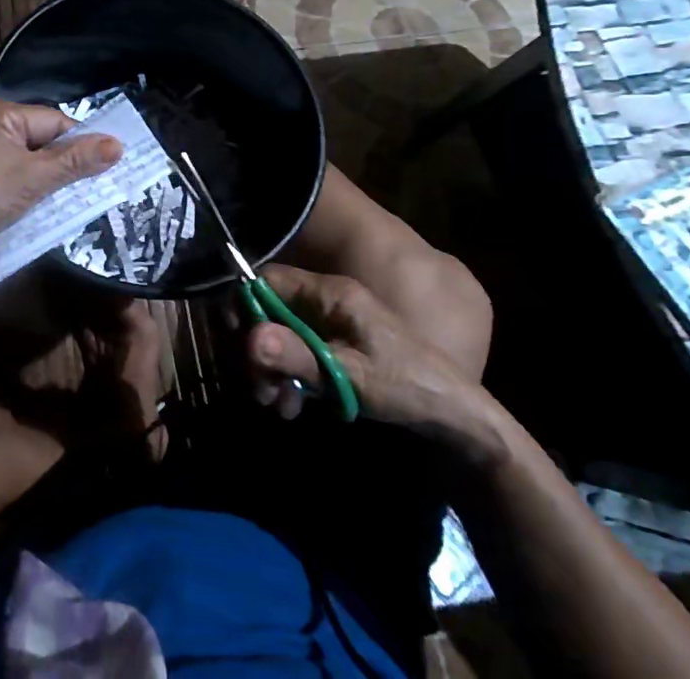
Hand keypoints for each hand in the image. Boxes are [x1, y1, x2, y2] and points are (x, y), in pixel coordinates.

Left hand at [0, 99, 122, 243]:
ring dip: (59, 175)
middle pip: (47, 138)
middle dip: (71, 160)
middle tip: (102, 178)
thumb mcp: (36, 176)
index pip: (55, 121)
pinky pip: (25, 173)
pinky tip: (59, 198)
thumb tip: (120, 145)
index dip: (81, 141)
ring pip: (38, 158)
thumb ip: (77, 160)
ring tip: (86, 190)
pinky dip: (43, 184)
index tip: (110, 161)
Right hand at [246, 265, 503, 456]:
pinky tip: (294, 405)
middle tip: (262, 392)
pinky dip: (292, 375)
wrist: (452, 411)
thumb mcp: (347, 374)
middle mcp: (330, 300)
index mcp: (333, 294)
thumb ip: (298, 356)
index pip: (270, 279)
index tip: (238, 342)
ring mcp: (335, 323)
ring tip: (279, 405)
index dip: (246, 304)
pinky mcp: (340, 345)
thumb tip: (250, 339)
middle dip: (260, 351)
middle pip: (272, 312)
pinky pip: (301, 351)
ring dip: (274, 369)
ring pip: (284, 335)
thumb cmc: (403, 385)